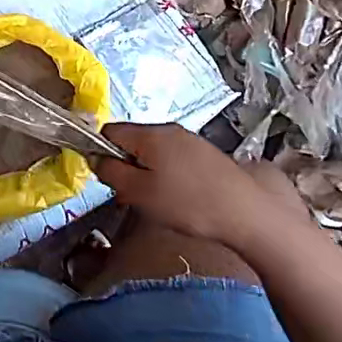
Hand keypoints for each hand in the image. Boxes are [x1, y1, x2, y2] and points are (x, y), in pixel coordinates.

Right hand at [92, 123, 315, 255]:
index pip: (110, 131)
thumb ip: (112, 172)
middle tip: (132, 196)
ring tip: (157, 202)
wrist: (245, 212)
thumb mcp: (140, 191)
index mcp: (150, 134)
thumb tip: (95, 157)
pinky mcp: (206, 155)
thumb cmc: (187, 202)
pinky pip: (173, 159)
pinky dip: (167, 176)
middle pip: (132, 140)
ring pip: (153, 151)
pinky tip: (178, 199)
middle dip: (125, 165)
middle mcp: (170, 129)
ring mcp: (190, 141)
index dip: (101, 152)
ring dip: (146, 173)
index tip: (108, 179)